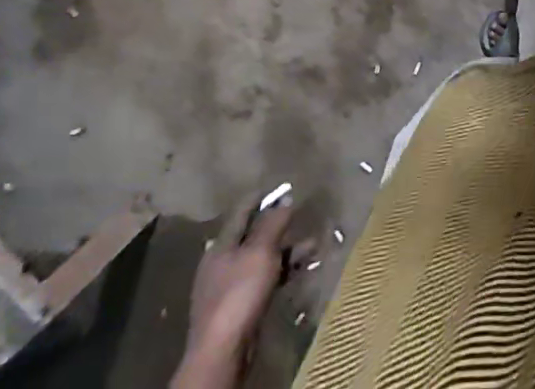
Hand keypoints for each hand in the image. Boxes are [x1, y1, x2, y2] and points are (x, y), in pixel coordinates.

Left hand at [172, 192, 294, 387]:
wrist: (223, 349)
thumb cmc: (240, 292)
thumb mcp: (260, 251)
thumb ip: (273, 223)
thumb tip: (285, 198)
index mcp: (221, 246)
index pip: (241, 212)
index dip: (261, 197)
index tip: (282, 185)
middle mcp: (223, 262)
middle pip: (254, 235)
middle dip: (280, 224)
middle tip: (303, 215)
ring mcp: (232, 284)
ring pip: (264, 257)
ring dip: (288, 249)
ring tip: (313, 245)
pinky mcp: (242, 303)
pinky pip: (267, 277)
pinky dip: (284, 269)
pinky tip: (302, 267)